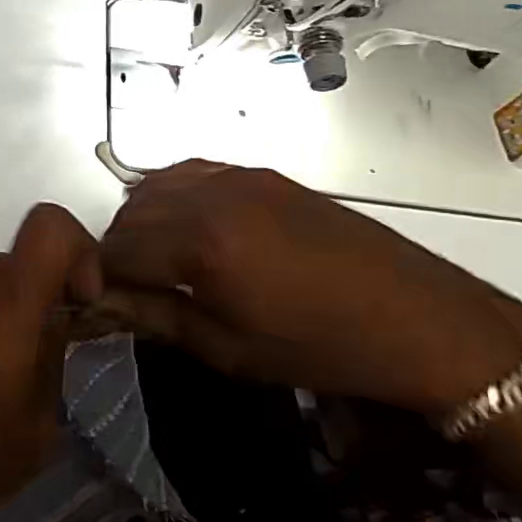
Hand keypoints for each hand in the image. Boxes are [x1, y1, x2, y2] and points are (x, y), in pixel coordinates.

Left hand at [0, 203, 100, 521]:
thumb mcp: (32, 432)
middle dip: (40, 300)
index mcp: (5, 299)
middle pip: (19, 262)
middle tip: (35, 363)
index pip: (51, 226)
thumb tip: (50, 328)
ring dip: (1, 314)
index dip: (81, 252)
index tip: (79, 305)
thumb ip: (52, 361)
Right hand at [93, 160, 521, 418]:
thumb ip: (154, 318)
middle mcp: (209, 196)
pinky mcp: (257, 171)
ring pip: (153, 185)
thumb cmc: (322, 348)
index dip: (100, 276)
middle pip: (129, 213)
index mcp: (200, 245)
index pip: (116, 249)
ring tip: (159, 257)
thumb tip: (102, 303)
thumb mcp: (229, 350)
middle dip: (118, 248)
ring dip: (141, 219)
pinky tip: (187, 224)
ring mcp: (235, 176)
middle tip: (132, 286)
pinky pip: (189, 171)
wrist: (421, 319)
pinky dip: (171, 194)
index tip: (104, 300)